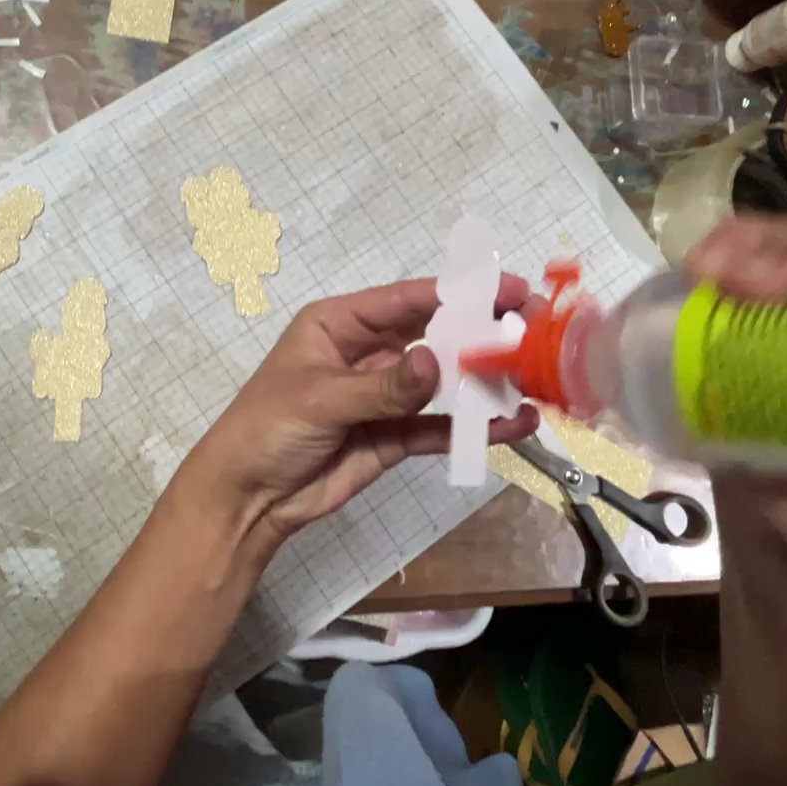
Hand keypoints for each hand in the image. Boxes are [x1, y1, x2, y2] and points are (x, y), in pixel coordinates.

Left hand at [174, 276, 543, 543]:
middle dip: (481, 333)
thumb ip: (382, 386)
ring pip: (443, 381)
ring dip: (485, 380)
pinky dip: (474, 428)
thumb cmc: (269, 428)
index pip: (405, 300)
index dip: (457, 293)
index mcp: (339, 325)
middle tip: (536, 331)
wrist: (249, 496)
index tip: (508, 289)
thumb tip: (435, 363)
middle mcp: (366, 353)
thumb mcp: (320, 399)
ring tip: (537, 378)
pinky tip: (514, 425)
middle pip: (433, 335)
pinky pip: (440, 427)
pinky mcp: (393, 436)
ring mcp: (383, 395)